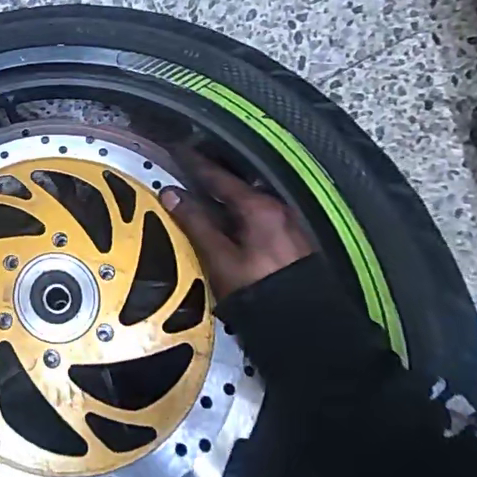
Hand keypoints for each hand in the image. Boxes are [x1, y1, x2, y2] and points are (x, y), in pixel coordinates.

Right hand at [159, 153, 313, 297]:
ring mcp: (287, 226)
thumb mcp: (219, 258)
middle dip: (212, 178)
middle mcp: (277, 209)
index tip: (179, 150)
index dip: (195, 163)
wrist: (304, 326)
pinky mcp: (291, 243)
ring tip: (204, 197)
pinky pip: (259, 218)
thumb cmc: (261, 292)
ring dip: (226, 199)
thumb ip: (195, 223)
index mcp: (259, 207)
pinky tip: (229, 224)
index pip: (219, 177)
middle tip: (189, 169)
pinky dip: (239, 214)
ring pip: (248, 202)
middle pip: (236, 187)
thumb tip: (173, 196)